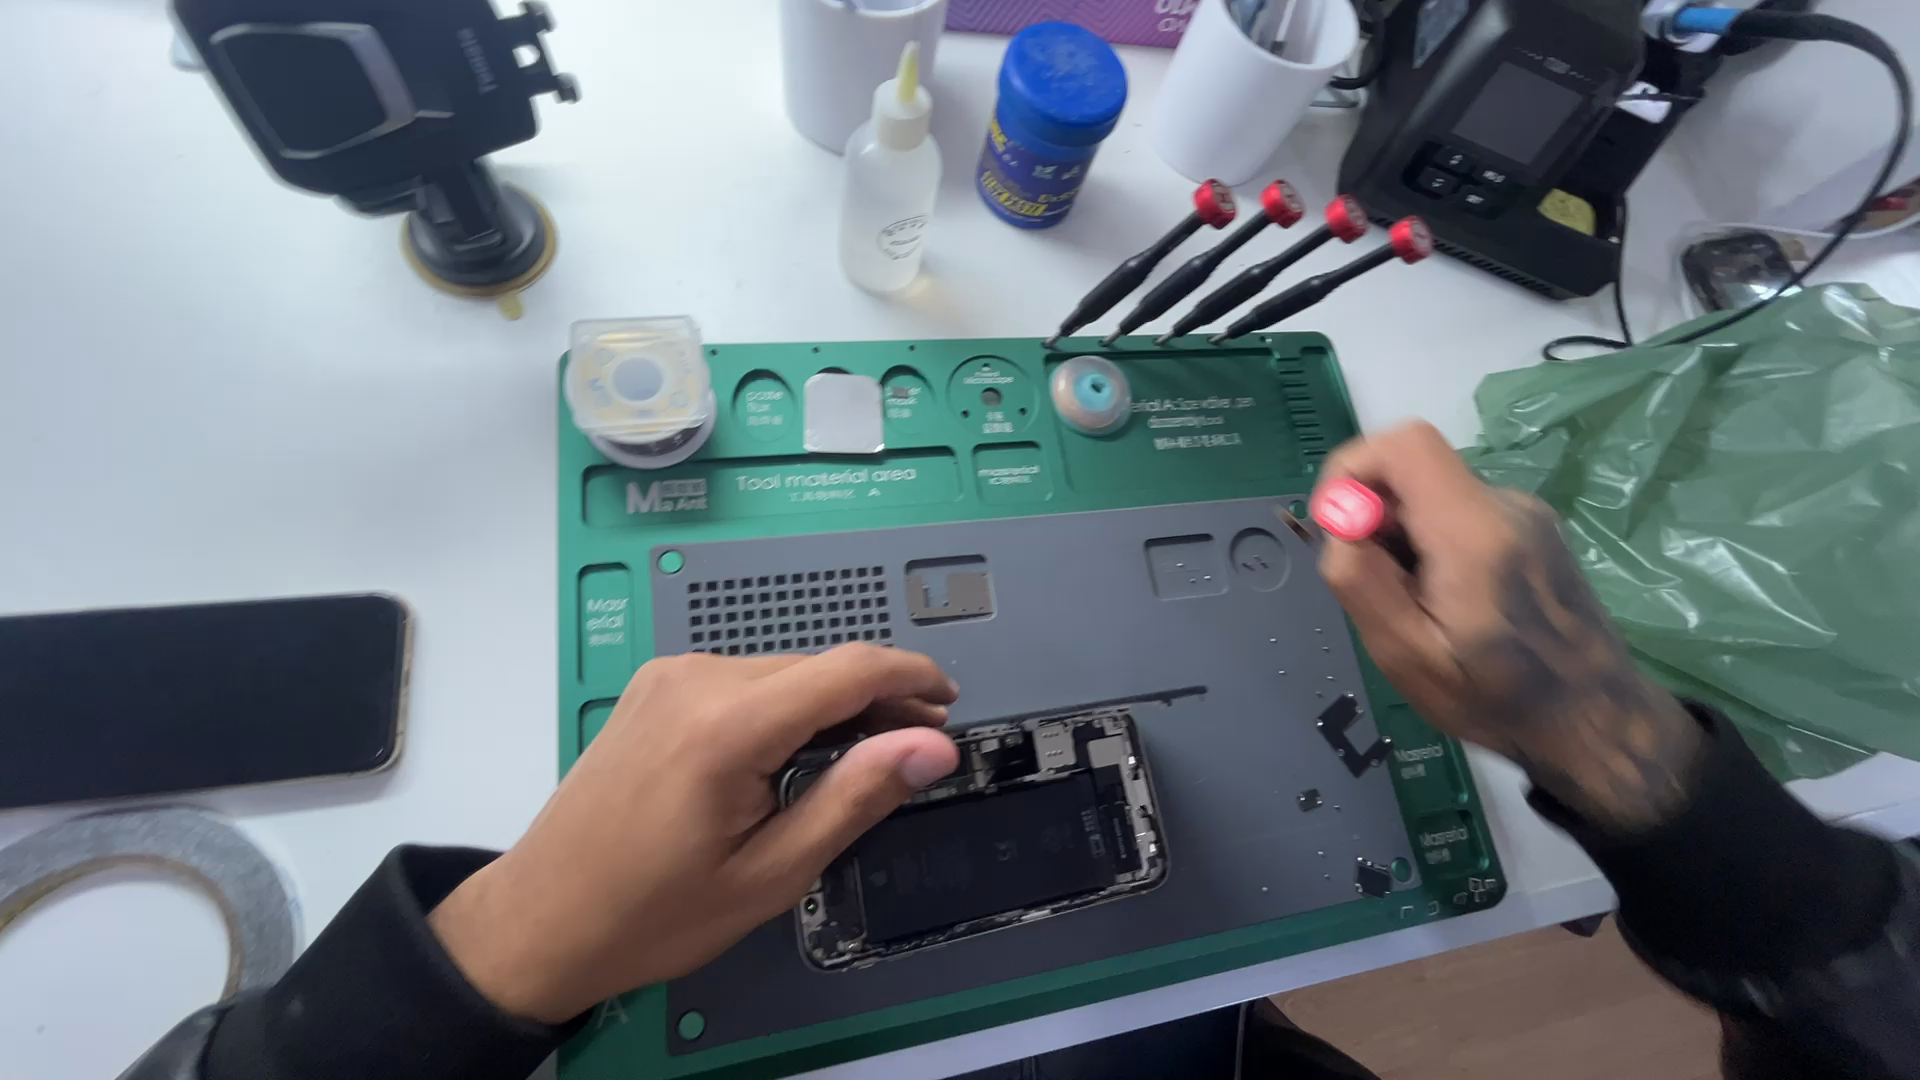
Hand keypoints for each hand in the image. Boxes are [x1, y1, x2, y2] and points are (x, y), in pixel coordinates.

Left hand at [429, 645, 960, 1022]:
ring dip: (835, 701)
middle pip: (819, 667)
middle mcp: (701, 676)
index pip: (849, 669)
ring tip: (868, 748)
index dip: (911, 677)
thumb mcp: (774, 872)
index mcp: (730, 723)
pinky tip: (804, 742)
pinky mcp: (661, 683)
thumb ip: (858, 796)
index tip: (948, 702)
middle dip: (879, 698)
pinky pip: (749, 678)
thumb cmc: (658, 912)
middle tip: (917, 744)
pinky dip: (791, 703)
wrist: (539, 919)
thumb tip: (933, 747)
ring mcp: (674, 674)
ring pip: (786, 671)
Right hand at [1313, 422, 1702, 832]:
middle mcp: (1504, 505)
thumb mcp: (1404, 652)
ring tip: (1412, 602)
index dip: (1351, 470)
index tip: (1337, 527)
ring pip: (1425, 493)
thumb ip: (1361, 579)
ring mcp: (1522, 512)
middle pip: (1408, 470)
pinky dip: (1423, 542)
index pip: (1404, 445)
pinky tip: (1441, 597)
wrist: (1596, 721)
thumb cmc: (1494, 697)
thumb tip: (1339, 523)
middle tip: (1374, 586)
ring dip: (1395, 536)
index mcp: (1474, 534)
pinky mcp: (1527, 526)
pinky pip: (1450, 510)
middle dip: (1367, 517)